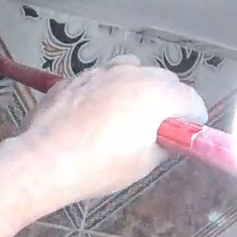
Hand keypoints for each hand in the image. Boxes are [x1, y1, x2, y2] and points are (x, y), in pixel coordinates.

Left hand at [6, 58, 206, 205]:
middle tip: (152, 130)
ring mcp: (99, 72)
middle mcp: (131, 73)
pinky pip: (98, 80)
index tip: (182, 136)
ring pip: (129, 71)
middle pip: (163, 80)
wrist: (45, 160)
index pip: (191, 100)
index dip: (191, 120)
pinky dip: (102, 92)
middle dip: (165, 101)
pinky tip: (89, 116)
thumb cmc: (100, 165)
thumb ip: (163, 143)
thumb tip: (163, 137)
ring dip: (134, 88)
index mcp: (158, 93)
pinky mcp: (72, 79)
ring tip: (121, 117)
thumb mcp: (144, 163)